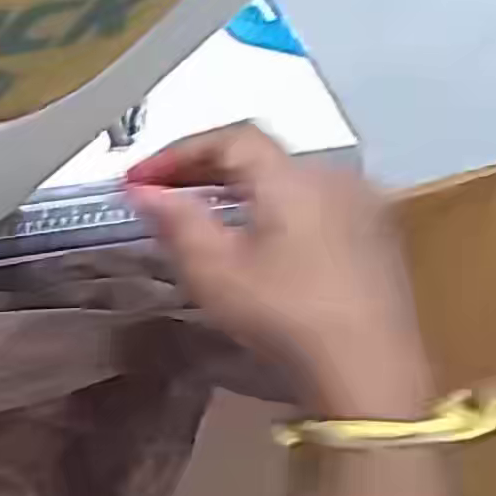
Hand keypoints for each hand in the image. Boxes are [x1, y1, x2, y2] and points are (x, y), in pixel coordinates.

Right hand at [125, 122, 436, 417]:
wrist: (361, 356)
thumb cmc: (277, 308)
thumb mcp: (211, 266)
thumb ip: (175, 220)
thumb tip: (140, 190)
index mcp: (293, 180)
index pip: (232, 138)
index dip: (175, 151)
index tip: (132, 180)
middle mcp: (332, 177)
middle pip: (257, 154)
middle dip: (194, 166)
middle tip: (147, 193)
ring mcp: (355, 202)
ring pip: (277, 175)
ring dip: (223, 184)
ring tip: (181, 210)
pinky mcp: (363, 229)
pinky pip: (298, 197)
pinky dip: (253, 201)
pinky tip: (232, 229)